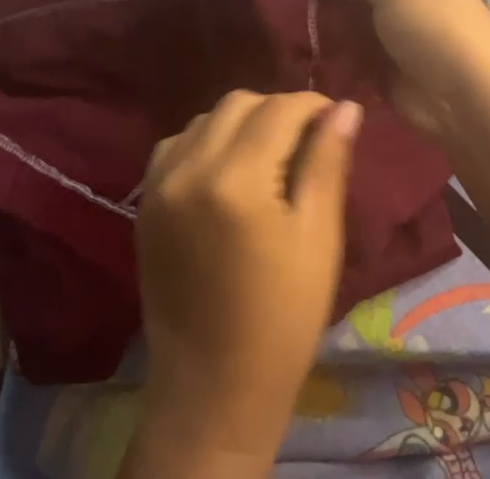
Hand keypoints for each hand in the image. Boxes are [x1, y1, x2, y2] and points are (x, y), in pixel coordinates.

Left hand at [122, 91, 360, 476]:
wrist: (213, 385)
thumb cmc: (283, 318)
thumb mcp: (319, 237)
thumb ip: (328, 162)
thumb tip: (345, 107)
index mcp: (235, 178)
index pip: (278, 109)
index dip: (313, 105)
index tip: (336, 119)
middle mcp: (188, 168)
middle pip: (237, 104)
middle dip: (277, 111)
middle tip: (308, 141)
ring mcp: (158, 185)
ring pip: (203, 121)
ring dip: (240, 124)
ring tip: (270, 158)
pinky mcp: (144, 204)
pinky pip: (176, 147)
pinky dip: (205, 144)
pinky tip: (228, 173)